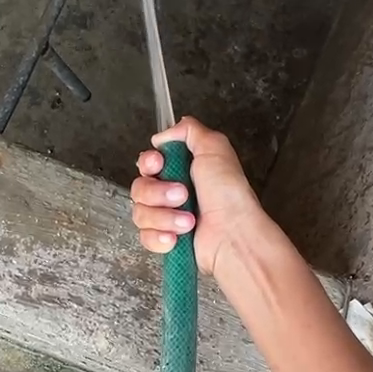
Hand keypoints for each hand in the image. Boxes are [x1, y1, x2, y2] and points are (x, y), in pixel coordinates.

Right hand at [130, 116, 276, 275]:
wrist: (233, 235)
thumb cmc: (229, 196)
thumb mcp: (215, 148)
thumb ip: (190, 131)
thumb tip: (166, 132)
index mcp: (183, 169)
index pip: (148, 162)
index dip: (149, 163)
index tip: (159, 165)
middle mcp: (173, 192)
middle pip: (139, 187)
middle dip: (158, 193)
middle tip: (182, 195)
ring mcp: (168, 218)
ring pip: (140, 213)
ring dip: (164, 217)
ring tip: (189, 221)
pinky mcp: (167, 241)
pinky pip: (145, 237)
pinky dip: (160, 237)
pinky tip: (177, 238)